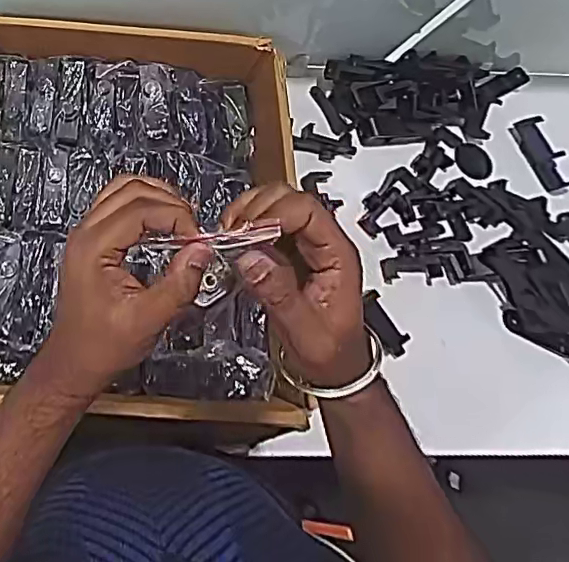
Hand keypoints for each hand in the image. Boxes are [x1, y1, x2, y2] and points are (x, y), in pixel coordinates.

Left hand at [31, 175, 212, 401]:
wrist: (73, 364)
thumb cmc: (99, 347)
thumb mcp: (147, 320)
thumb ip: (178, 284)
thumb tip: (201, 251)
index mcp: (93, 247)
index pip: (141, 208)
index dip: (175, 216)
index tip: (195, 238)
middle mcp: (85, 232)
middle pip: (133, 189)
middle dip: (170, 202)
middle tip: (191, 228)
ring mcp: (86, 232)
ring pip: (125, 187)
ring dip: (157, 196)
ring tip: (181, 220)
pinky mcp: (93, 237)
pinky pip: (119, 201)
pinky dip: (145, 202)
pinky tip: (163, 222)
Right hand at [221, 183, 370, 390]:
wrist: (336, 370)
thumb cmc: (332, 354)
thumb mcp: (305, 332)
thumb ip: (279, 295)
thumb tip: (251, 259)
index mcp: (337, 255)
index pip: (308, 210)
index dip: (275, 214)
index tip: (249, 231)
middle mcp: (322, 242)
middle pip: (290, 198)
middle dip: (257, 208)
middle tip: (234, 231)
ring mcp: (304, 243)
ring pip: (276, 204)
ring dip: (249, 212)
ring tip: (230, 234)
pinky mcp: (288, 250)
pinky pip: (266, 222)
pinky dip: (245, 225)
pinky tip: (233, 240)